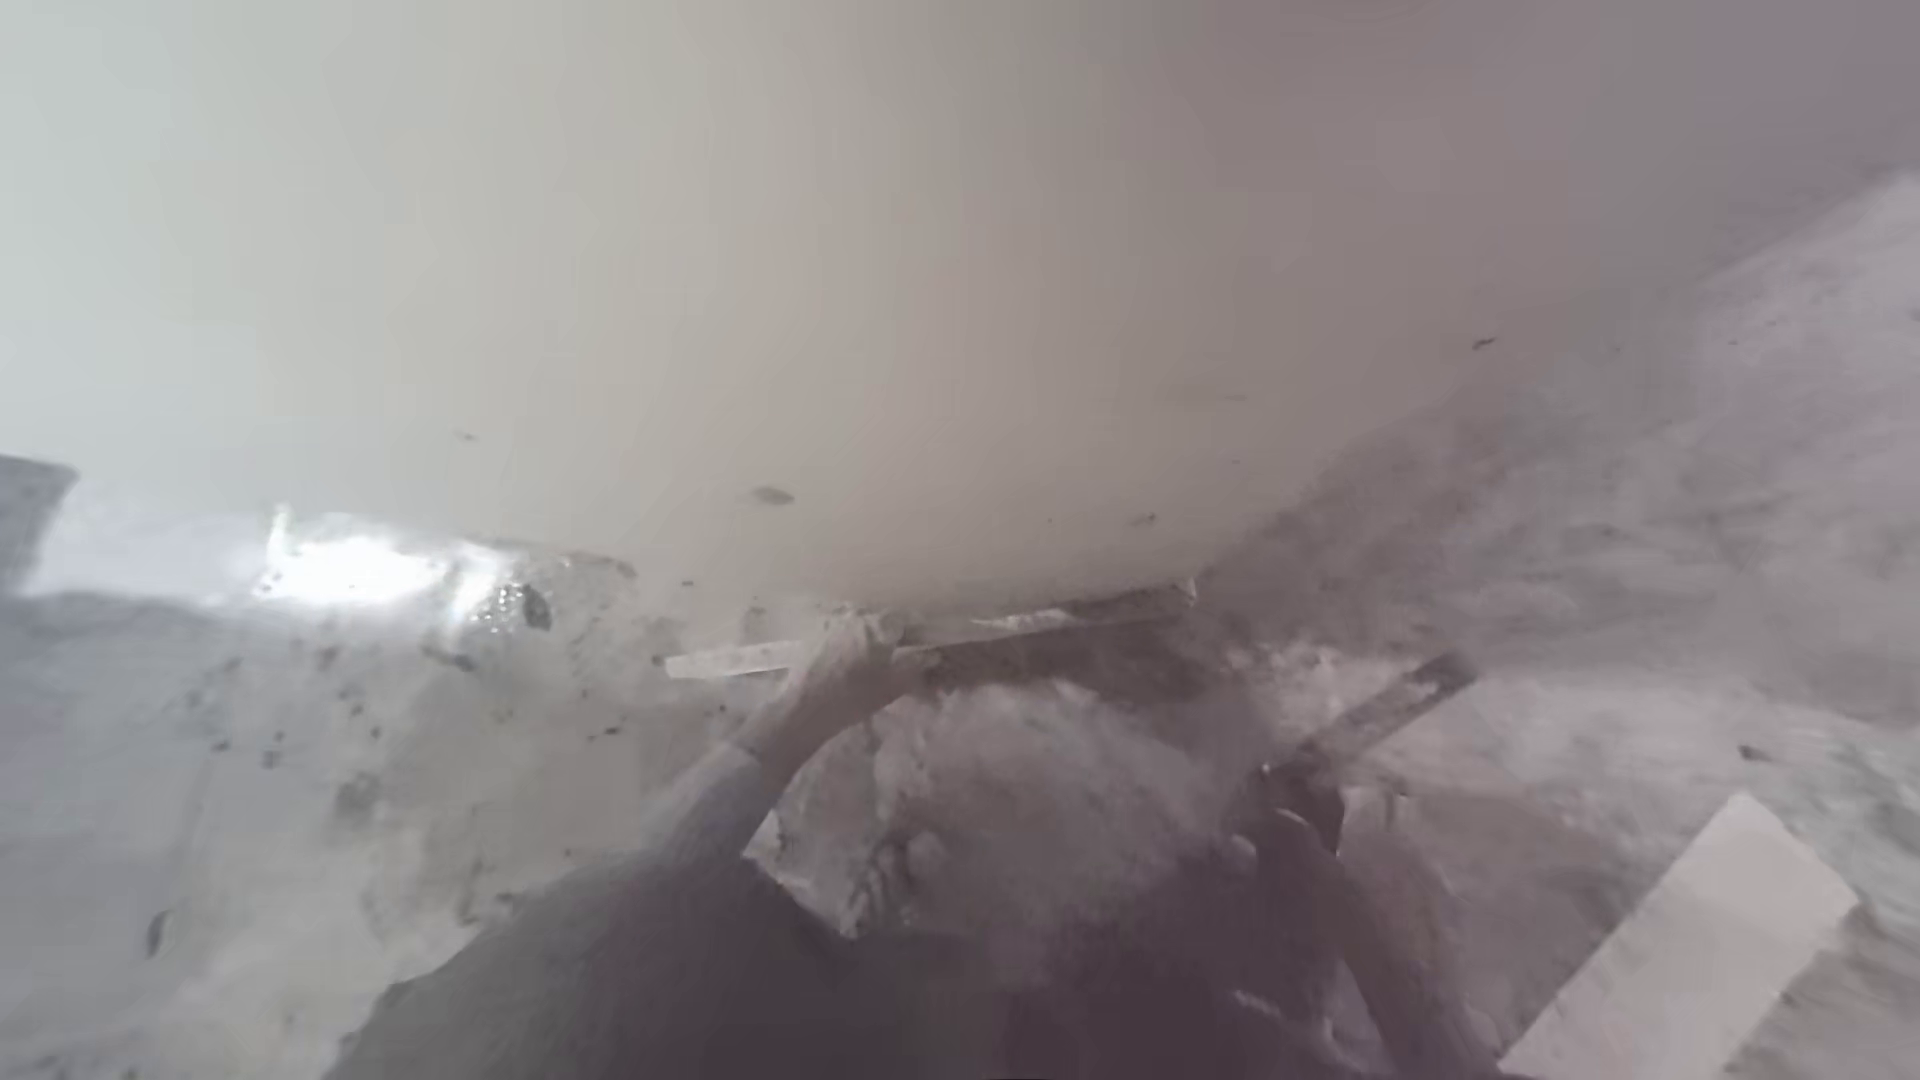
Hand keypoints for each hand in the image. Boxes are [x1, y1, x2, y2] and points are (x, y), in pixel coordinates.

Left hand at [735, 613, 931, 773]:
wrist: (804, 707)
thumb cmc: (853, 697)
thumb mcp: (892, 686)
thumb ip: (916, 665)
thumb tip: (933, 654)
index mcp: (879, 624)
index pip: (907, 618)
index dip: (918, 632)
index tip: (922, 647)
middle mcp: (857, 614)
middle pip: (883, 618)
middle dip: (894, 633)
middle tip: (899, 654)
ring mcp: (834, 621)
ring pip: (861, 622)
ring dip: (871, 634)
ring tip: (872, 657)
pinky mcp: (816, 631)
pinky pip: (842, 628)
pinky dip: (851, 638)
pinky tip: (849, 658)